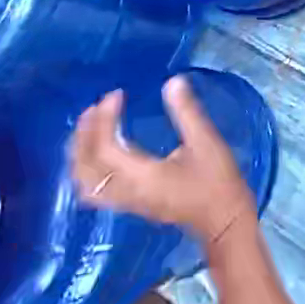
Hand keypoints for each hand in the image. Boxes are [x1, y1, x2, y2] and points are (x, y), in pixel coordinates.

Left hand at [70, 75, 257, 245]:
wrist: (223, 220)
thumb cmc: (216, 181)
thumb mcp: (206, 142)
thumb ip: (187, 112)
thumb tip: (172, 83)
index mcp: (140, 175)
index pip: (105, 147)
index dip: (104, 118)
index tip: (116, 95)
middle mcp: (125, 191)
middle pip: (84, 166)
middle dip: (83, 134)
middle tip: (95, 107)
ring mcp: (125, 201)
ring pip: (84, 180)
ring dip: (81, 152)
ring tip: (90, 126)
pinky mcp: (130, 204)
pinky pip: (93, 187)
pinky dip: (87, 167)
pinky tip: (99, 153)